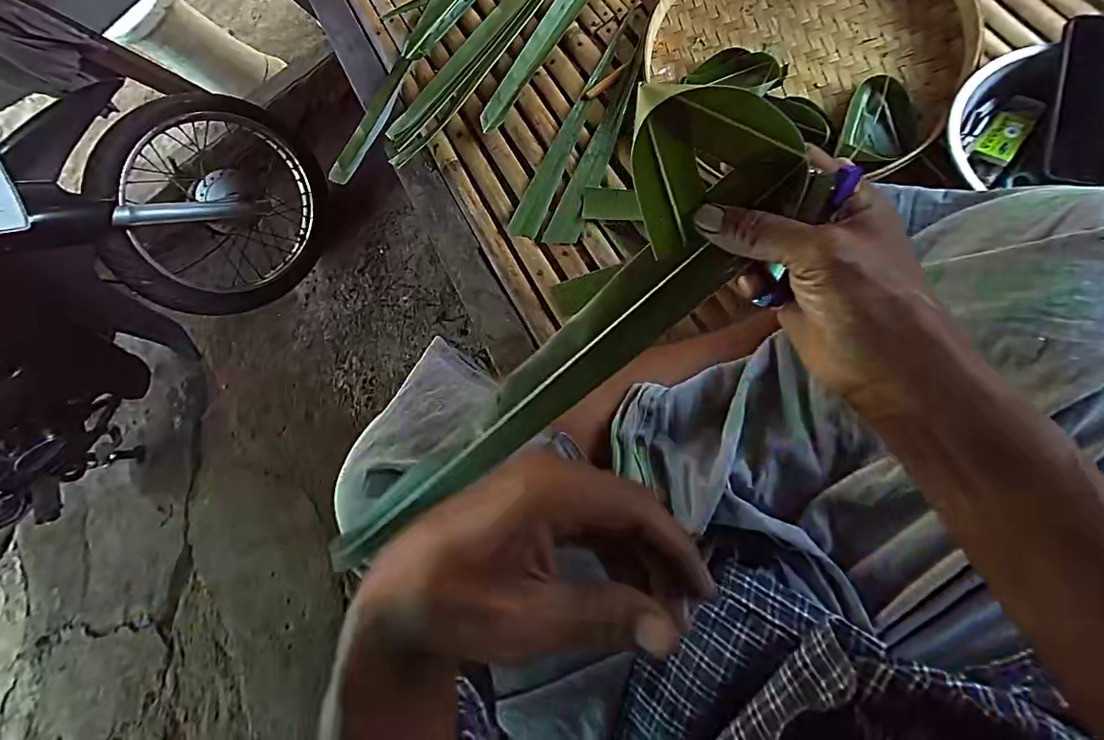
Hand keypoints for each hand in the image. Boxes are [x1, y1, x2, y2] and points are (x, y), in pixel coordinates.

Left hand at [350, 453, 714, 667]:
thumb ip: (604, 616)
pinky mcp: (532, 500)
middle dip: (660, 556)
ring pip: (610, 512)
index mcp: (551, 484)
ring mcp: (540, 482)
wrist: (398, 595)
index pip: (635, 504)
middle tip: (684, 614)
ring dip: (638, 557)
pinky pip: (588, 519)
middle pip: (626, 504)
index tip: (705, 592)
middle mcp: (551, 470)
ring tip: (659, 613)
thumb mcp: (531, 619)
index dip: (677, 547)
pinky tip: (625, 591)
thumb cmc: (457, 603)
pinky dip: (612, 553)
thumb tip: (670, 633)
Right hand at [695, 150, 958, 412]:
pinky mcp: (786, 289)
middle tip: (700, 201)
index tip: (715, 153)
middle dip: (737, 203)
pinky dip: (744, 276)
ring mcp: (802, 256)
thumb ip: (761, 229)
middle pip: (768, 199)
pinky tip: (752, 289)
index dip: (759, 156)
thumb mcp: (819, 252)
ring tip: (729, 256)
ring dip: (736, 244)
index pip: (796, 161)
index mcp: (846, 196)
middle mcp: (822, 220)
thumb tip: (703, 215)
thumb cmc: (871, 297)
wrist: (891, 375)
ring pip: (753, 236)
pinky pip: (751, 271)